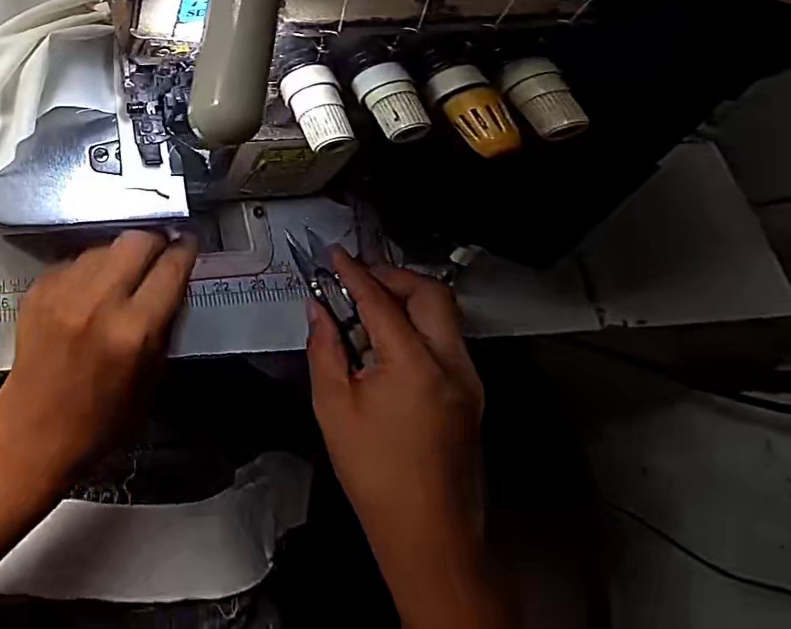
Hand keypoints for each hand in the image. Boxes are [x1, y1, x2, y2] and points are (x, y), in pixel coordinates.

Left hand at [0, 230, 197, 482]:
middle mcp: (97, 301)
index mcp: (133, 331)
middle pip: (136, 240)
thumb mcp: (151, 380)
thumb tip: (173, 282)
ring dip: (120, 254)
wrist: (34, 428)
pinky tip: (90, 289)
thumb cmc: (100, 419)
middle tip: (160, 248)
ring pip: (104, 246)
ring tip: (124, 271)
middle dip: (155, 239)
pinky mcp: (39, 287)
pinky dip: (89, 269)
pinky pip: (75, 261)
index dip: (185, 250)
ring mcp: (63, 290)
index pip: (170, 268)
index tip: (188, 243)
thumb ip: (165, 325)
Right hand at [307, 249, 486, 572]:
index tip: (335, 256)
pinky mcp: (470, 396)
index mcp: (416, 366)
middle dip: (392, 276)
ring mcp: (468, 382)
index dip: (354, 273)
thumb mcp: (333, 405)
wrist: (429, 533)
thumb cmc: (376, 474)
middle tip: (357, 278)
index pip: (382, 301)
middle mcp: (452, 366)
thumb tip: (320, 310)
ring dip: (406, 300)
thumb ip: (325, 347)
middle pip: (431, 294)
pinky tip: (384, 341)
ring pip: (443, 315)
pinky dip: (416, 325)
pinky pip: (445, 340)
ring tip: (365, 309)